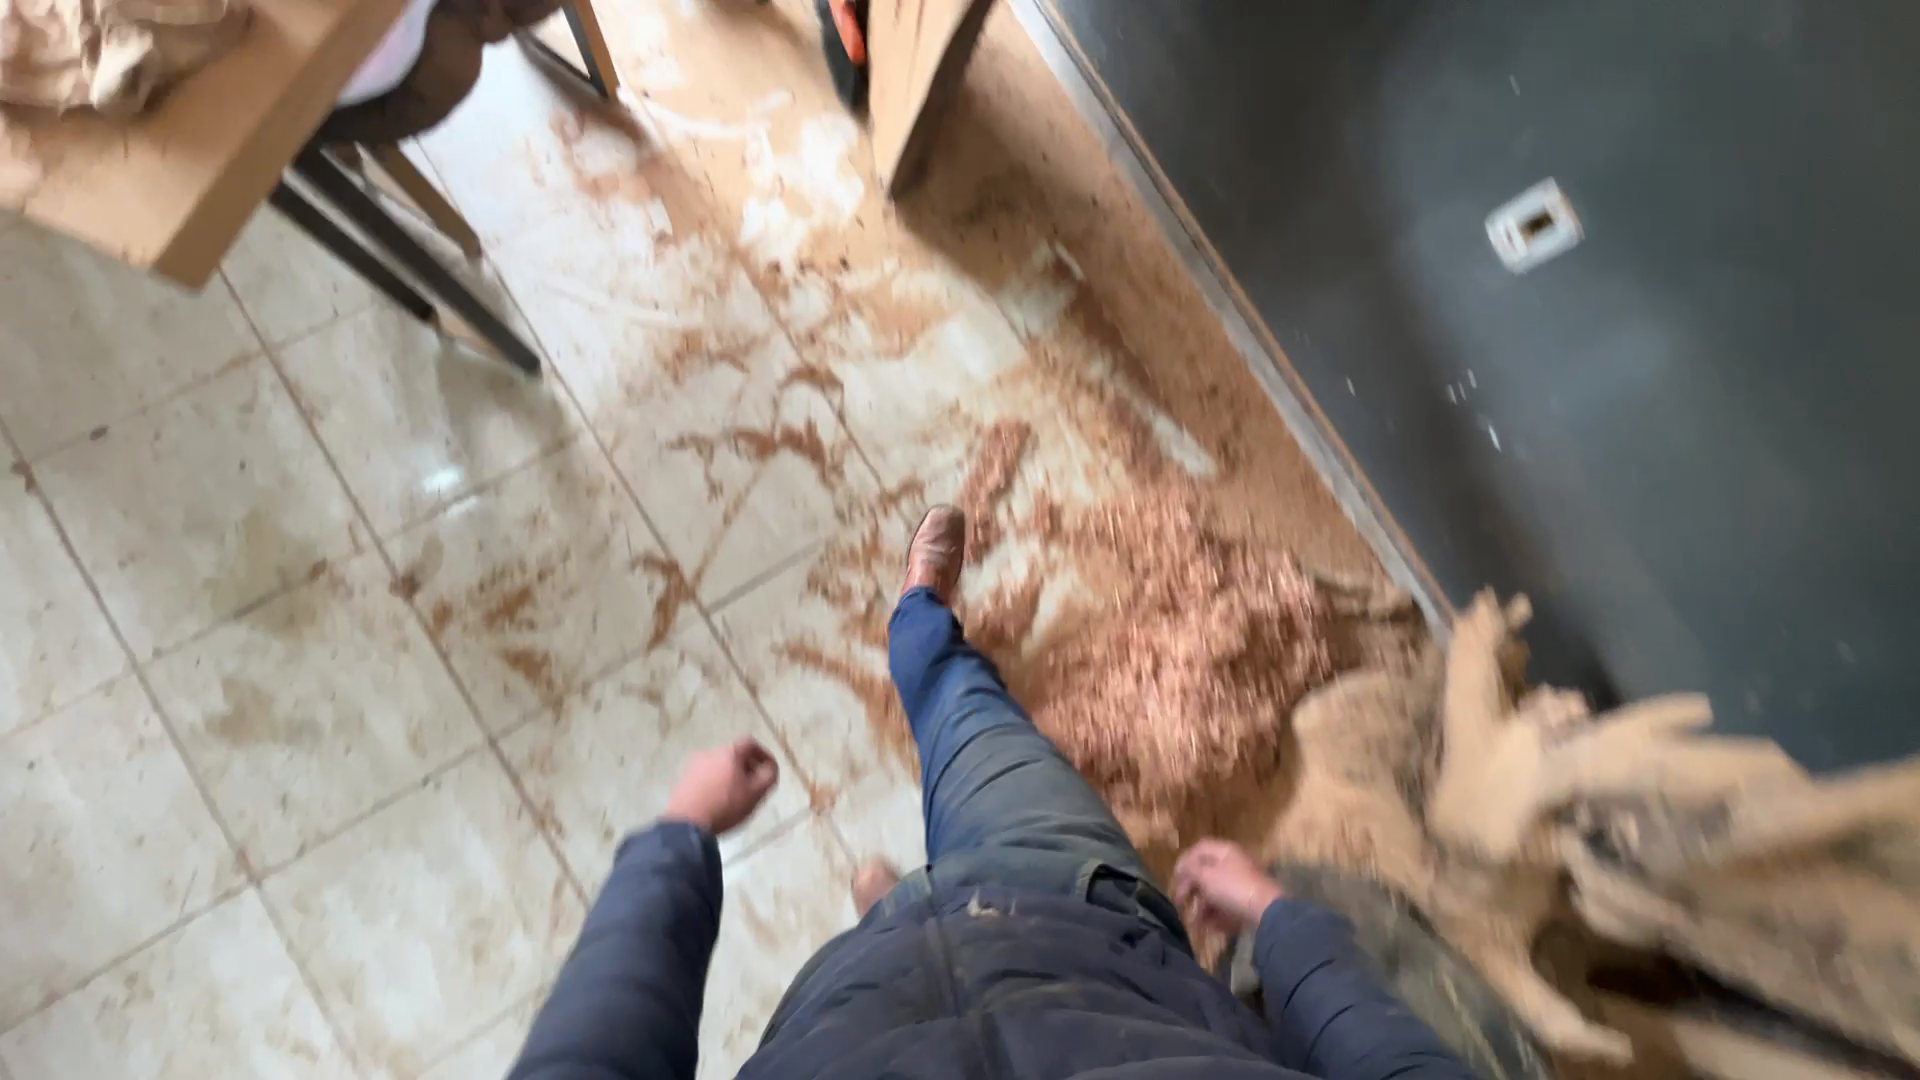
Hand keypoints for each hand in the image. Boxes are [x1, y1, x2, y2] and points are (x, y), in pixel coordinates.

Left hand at [662, 737, 779, 835]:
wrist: (686, 825)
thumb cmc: (725, 806)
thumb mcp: (756, 793)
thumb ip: (769, 776)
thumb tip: (770, 768)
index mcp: (729, 752)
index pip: (751, 743)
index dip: (763, 754)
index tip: (768, 770)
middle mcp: (710, 752)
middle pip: (734, 754)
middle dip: (747, 767)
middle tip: (753, 784)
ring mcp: (694, 765)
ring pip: (719, 765)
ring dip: (730, 775)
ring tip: (734, 795)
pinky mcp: (683, 779)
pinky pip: (705, 776)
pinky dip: (715, 783)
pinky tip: (717, 800)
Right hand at [1173, 839, 1284, 935]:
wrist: (1267, 913)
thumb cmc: (1232, 888)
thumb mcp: (1205, 876)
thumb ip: (1189, 870)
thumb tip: (1182, 871)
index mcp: (1225, 851)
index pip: (1199, 849)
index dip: (1184, 862)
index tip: (1175, 878)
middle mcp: (1234, 864)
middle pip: (1206, 873)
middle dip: (1192, 890)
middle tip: (1181, 903)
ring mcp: (1244, 885)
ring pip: (1217, 893)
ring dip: (1202, 907)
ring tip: (1195, 923)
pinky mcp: (1250, 904)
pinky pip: (1228, 907)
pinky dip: (1218, 916)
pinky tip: (1212, 928)